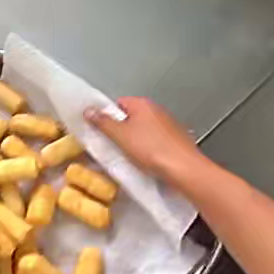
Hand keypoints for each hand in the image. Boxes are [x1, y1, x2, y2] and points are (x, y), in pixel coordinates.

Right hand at [86, 97, 207, 186]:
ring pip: (143, 130)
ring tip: (130, 156)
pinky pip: (155, 141)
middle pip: (130, 117)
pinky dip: (149, 149)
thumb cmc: (152, 150)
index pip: (117, 103)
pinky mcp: (176, 140)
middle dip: (121, 130)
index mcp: (142, 104)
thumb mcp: (120, 136)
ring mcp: (168, 125)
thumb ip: (102, 122)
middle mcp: (157, 110)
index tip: (102, 131)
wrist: (185, 170)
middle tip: (114, 145)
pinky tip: (146, 161)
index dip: (107, 117)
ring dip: (135, 141)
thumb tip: (89, 110)